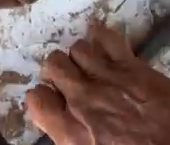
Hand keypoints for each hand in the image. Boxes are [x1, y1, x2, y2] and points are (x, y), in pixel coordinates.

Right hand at [27, 23, 169, 144]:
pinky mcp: (133, 65)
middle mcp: (84, 101)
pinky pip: (106, 36)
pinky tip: (106, 43)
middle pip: (53, 64)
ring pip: (78, 47)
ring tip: (93, 66)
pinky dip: (102, 36)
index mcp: (73, 135)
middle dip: (59, 70)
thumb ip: (77, 140)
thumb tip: (70, 130)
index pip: (36, 101)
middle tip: (72, 80)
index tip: (52, 102)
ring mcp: (109, 78)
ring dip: (82, 55)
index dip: (42, 99)